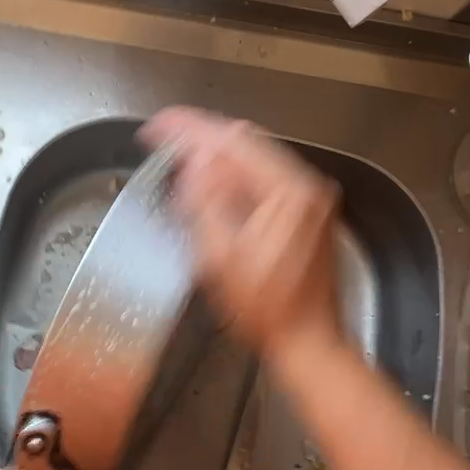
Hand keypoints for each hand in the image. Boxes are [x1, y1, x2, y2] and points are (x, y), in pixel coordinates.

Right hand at [141, 107, 344, 361]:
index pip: (232, 142)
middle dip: (202, 136)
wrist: (310, 343)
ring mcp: (311, 200)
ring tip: (181, 156)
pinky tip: (213, 183)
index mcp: (288, 192)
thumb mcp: (223, 260)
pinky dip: (237, 174)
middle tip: (164, 138)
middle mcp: (306, 187)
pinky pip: (267, 179)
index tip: (158, 126)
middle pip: (247, 143)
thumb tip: (196, 160)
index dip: (190, 130)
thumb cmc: (266, 312)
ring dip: (218, 155)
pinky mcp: (309, 214)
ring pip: (257, 159)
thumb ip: (207, 204)